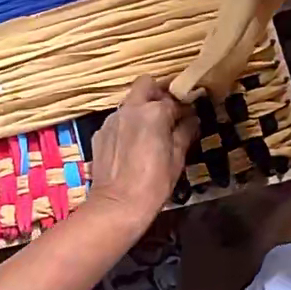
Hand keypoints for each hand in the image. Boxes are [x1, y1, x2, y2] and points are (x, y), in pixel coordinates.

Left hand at [87, 76, 196, 219]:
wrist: (118, 204)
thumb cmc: (154, 183)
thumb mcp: (177, 158)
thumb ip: (184, 132)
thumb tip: (191, 120)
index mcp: (153, 112)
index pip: (172, 99)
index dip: (182, 107)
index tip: (187, 117)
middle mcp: (130, 109)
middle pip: (145, 85)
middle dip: (157, 94)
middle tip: (167, 114)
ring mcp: (111, 120)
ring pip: (129, 103)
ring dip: (140, 110)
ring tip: (150, 133)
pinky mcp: (99, 133)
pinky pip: (116, 121)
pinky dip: (126, 125)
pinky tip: (132, 146)